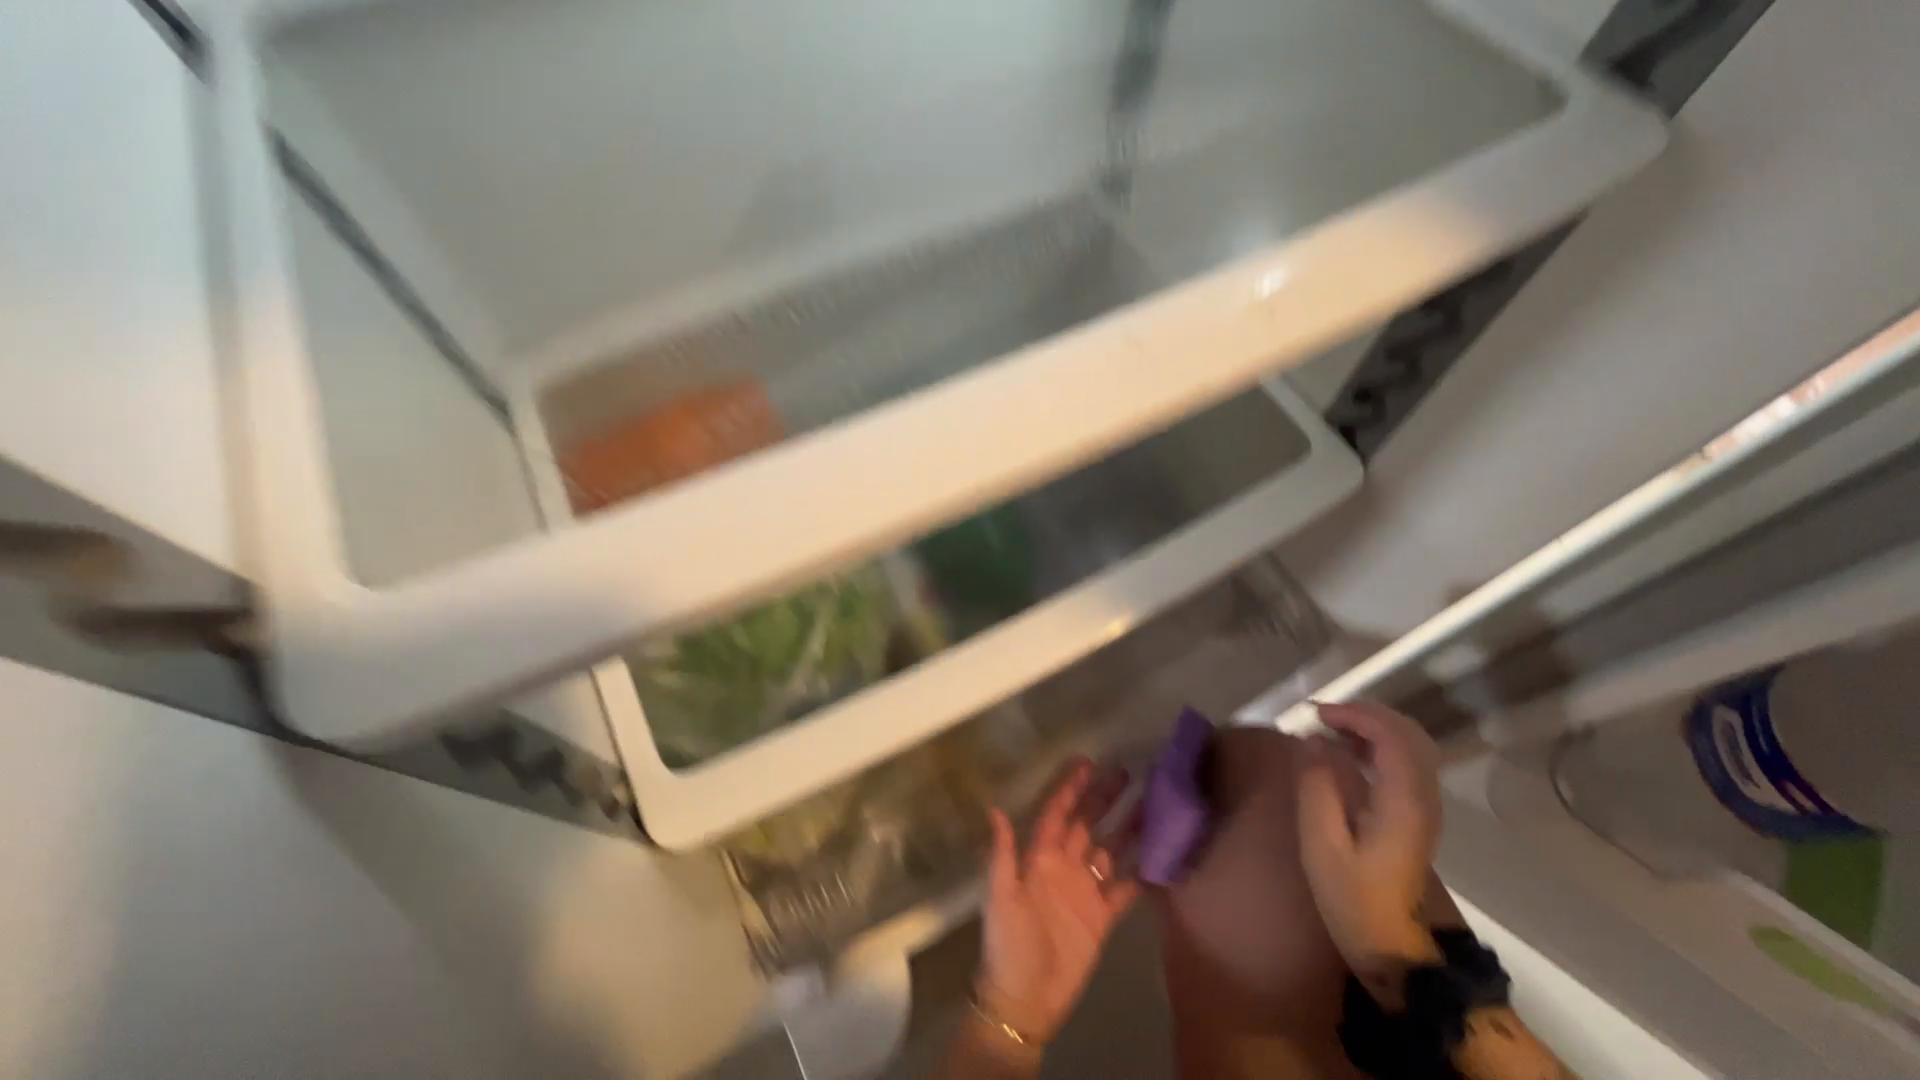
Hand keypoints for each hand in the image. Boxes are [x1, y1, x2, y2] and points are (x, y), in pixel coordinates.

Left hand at [978, 759, 1138, 1045]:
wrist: (1026, 999)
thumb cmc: (1009, 944)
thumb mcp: (1000, 896)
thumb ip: (1003, 853)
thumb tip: (994, 807)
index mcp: (1038, 859)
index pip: (1056, 814)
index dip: (1069, 789)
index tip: (1087, 762)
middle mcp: (1064, 867)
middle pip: (1087, 824)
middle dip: (1103, 798)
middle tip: (1126, 772)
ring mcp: (1085, 891)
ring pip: (1111, 849)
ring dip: (1128, 828)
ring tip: (1152, 804)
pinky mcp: (1103, 917)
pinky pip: (1126, 888)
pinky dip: (1142, 874)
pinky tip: (1161, 856)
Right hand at [1297, 703, 1444, 981]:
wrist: (1389, 941)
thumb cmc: (1351, 895)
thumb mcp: (1321, 843)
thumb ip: (1316, 786)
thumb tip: (1311, 741)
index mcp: (1403, 801)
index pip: (1391, 736)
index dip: (1355, 715)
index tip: (1316, 714)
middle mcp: (1423, 795)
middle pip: (1408, 733)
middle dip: (1366, 714)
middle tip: (1322, 715)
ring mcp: (1426, 804)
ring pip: (1412, 744)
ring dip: (1374, 727)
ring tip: (1332, 728)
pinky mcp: (1419, 812)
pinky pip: (1408, 761)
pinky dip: (1381, 744)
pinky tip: (1350, 753)